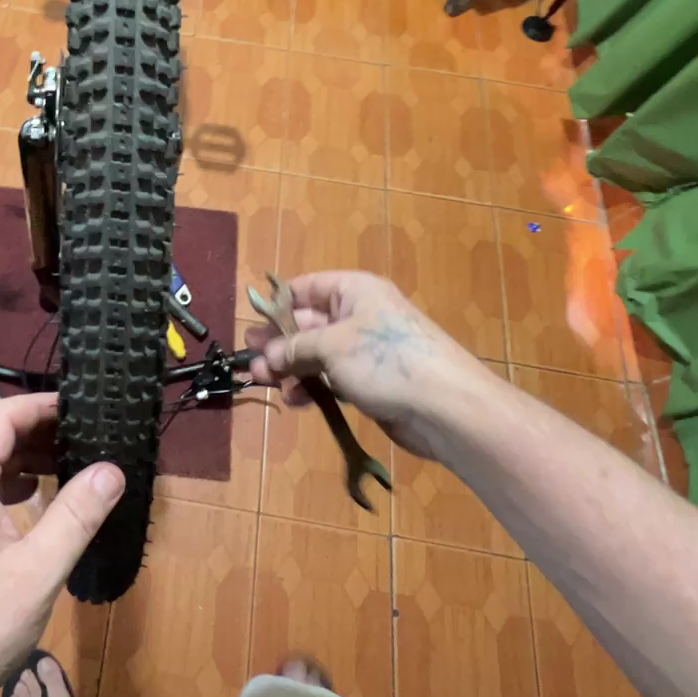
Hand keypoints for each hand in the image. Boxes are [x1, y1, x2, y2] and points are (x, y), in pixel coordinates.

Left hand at [0, 393, 123, 696]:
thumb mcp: (37, 572)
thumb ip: (76, 517)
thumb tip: (112, 470)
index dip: (38, 405)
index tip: (78, 407)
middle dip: (31, 426)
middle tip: (77, 432)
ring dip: (17, 453)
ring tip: (61, 460)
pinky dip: (1, 478)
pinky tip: (30, 496)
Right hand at [247, 271, 498, 459]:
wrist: (446, 408)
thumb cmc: (387, 361)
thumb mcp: (332, 346)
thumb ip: (294, 347)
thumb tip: (266, 354)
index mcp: (353, 290)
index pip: (304, 288)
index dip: (276, 305)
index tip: (251, 325)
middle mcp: (358, 314)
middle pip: (306, 323)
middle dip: (278, 343)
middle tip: (251, 361)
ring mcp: (363, 350)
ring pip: (315, 353)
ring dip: (289, 368)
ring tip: (267, 383)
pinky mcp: (369, 381)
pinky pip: (330, 377)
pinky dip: (311, 386)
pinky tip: (295, 400)